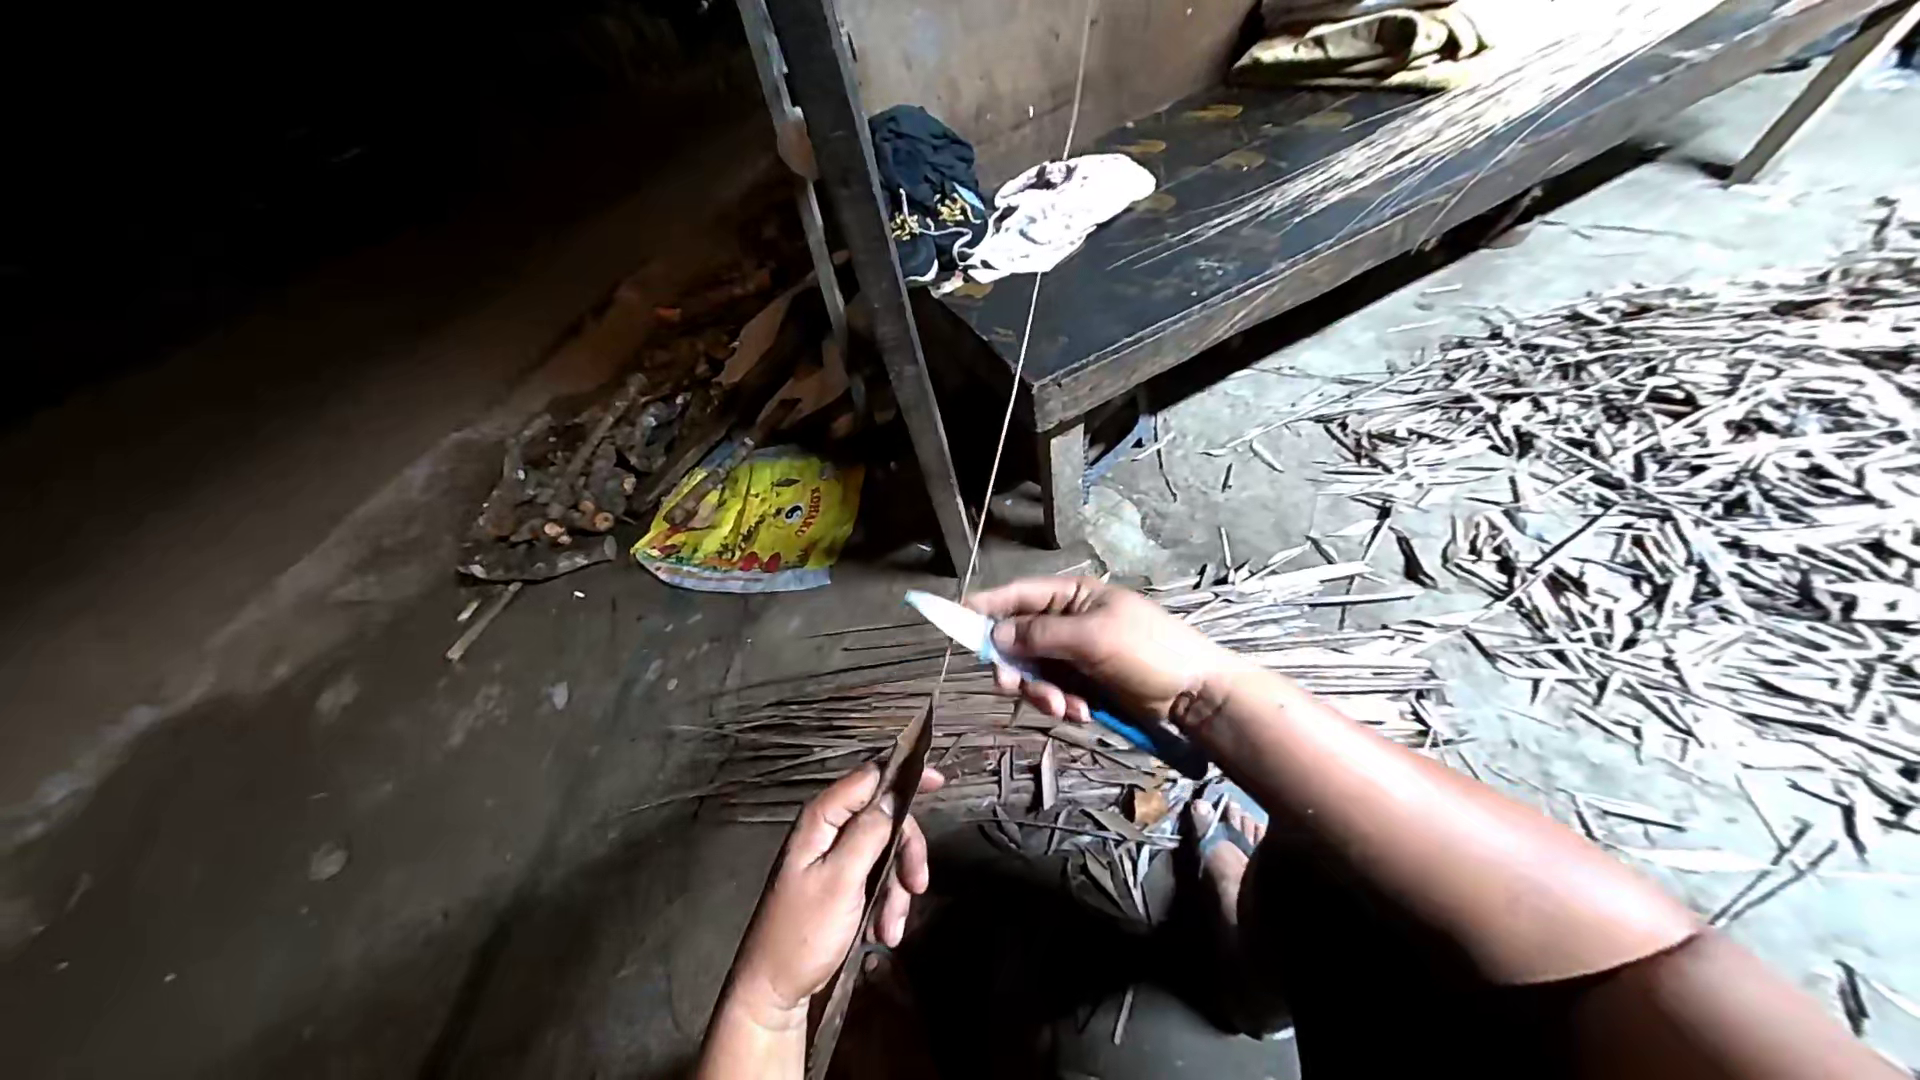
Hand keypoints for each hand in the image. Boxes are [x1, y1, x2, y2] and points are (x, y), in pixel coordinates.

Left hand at [725, 763, 943, 1030]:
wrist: (774, 993)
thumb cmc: (802, 934)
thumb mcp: (841, 880)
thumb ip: (868, 832)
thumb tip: (894, 794)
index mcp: (821, 818)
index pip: (869, 777)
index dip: (904, 775)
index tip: (938, 781)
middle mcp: (829, 829)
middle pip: (885, 818)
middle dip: (905, 852)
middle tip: (917, 885)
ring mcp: (836, 856)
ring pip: (887, 851)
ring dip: (896, 888)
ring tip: (891, 927)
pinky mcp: (843, 881)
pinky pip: (878, 877)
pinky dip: (887, 903)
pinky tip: (883, 932)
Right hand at [967, 577, 1248, 724]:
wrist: (1197, 696)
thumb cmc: (1148, 652)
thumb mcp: (1092, 638)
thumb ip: (1039, 635)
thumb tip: (995, 634)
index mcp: (1072, 596)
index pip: (1018, 594)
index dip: (985, 605)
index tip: (953, 616)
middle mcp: (1068, 621)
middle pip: (1017, 640)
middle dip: (1017, 668)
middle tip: (1013, 687)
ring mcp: (1076, 653)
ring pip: (1033, 671)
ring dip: (1042, 693)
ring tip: (1069, 708)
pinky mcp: (1084, 682)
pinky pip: (1054, 691)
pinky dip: (1062, 704)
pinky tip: (1084, 713)